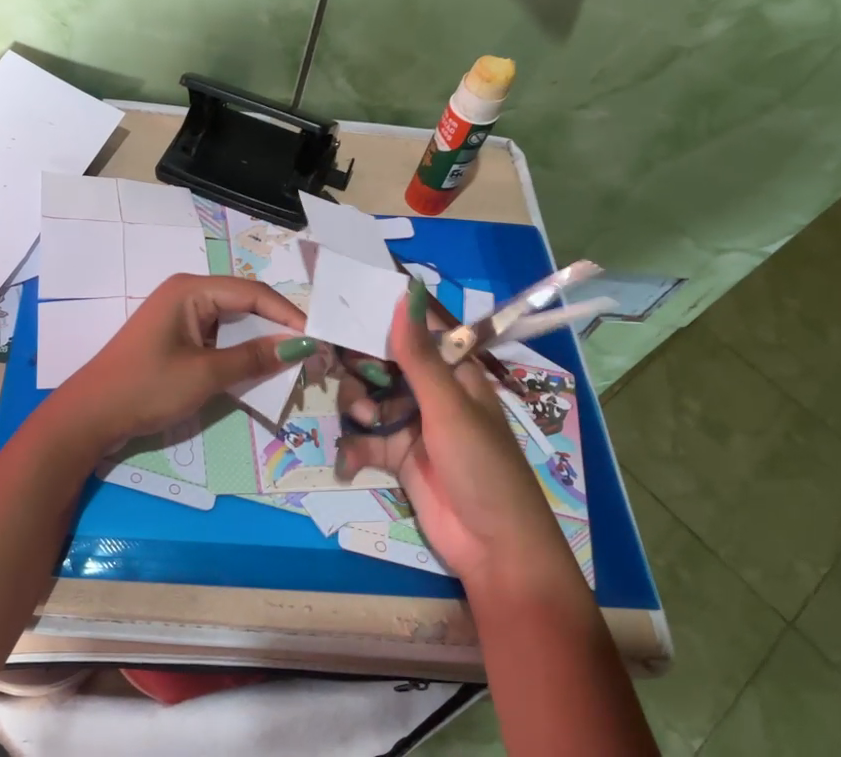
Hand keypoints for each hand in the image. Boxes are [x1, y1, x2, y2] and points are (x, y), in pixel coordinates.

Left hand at [46, 274, 312, 448]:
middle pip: (245, 304)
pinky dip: (239, 354)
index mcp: (191, 290)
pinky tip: (259, 372)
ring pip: (233, 324)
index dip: (288, 314)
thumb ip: (253, 358)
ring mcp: (180, 318)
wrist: (90, 417)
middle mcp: (187, 295)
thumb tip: (299, 345)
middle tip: (311, 354)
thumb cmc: (146, 388)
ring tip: (292, 365)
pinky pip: (217, 340)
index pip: (253, 292)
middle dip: (277, 329)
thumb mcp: (205, 375)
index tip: (319, 339)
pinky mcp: (176, 341)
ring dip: (260, 344)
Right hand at [337, 283, 564, 586]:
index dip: (383, 322)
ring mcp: (414, 426)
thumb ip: (418, 355)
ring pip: (369, 400)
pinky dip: (354, 446)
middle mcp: (432, 394)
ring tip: (361, 422)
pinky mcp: (399, 459)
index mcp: (454, 373)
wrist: (494, 547)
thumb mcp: (448, 407)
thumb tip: (403, 294)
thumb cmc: (482, 466)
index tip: (346, 315)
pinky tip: (348, 461)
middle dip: (362, 371)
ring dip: (357, 407)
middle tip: (348, 375)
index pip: (416, 333)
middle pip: (384, 366)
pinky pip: (366, 440)